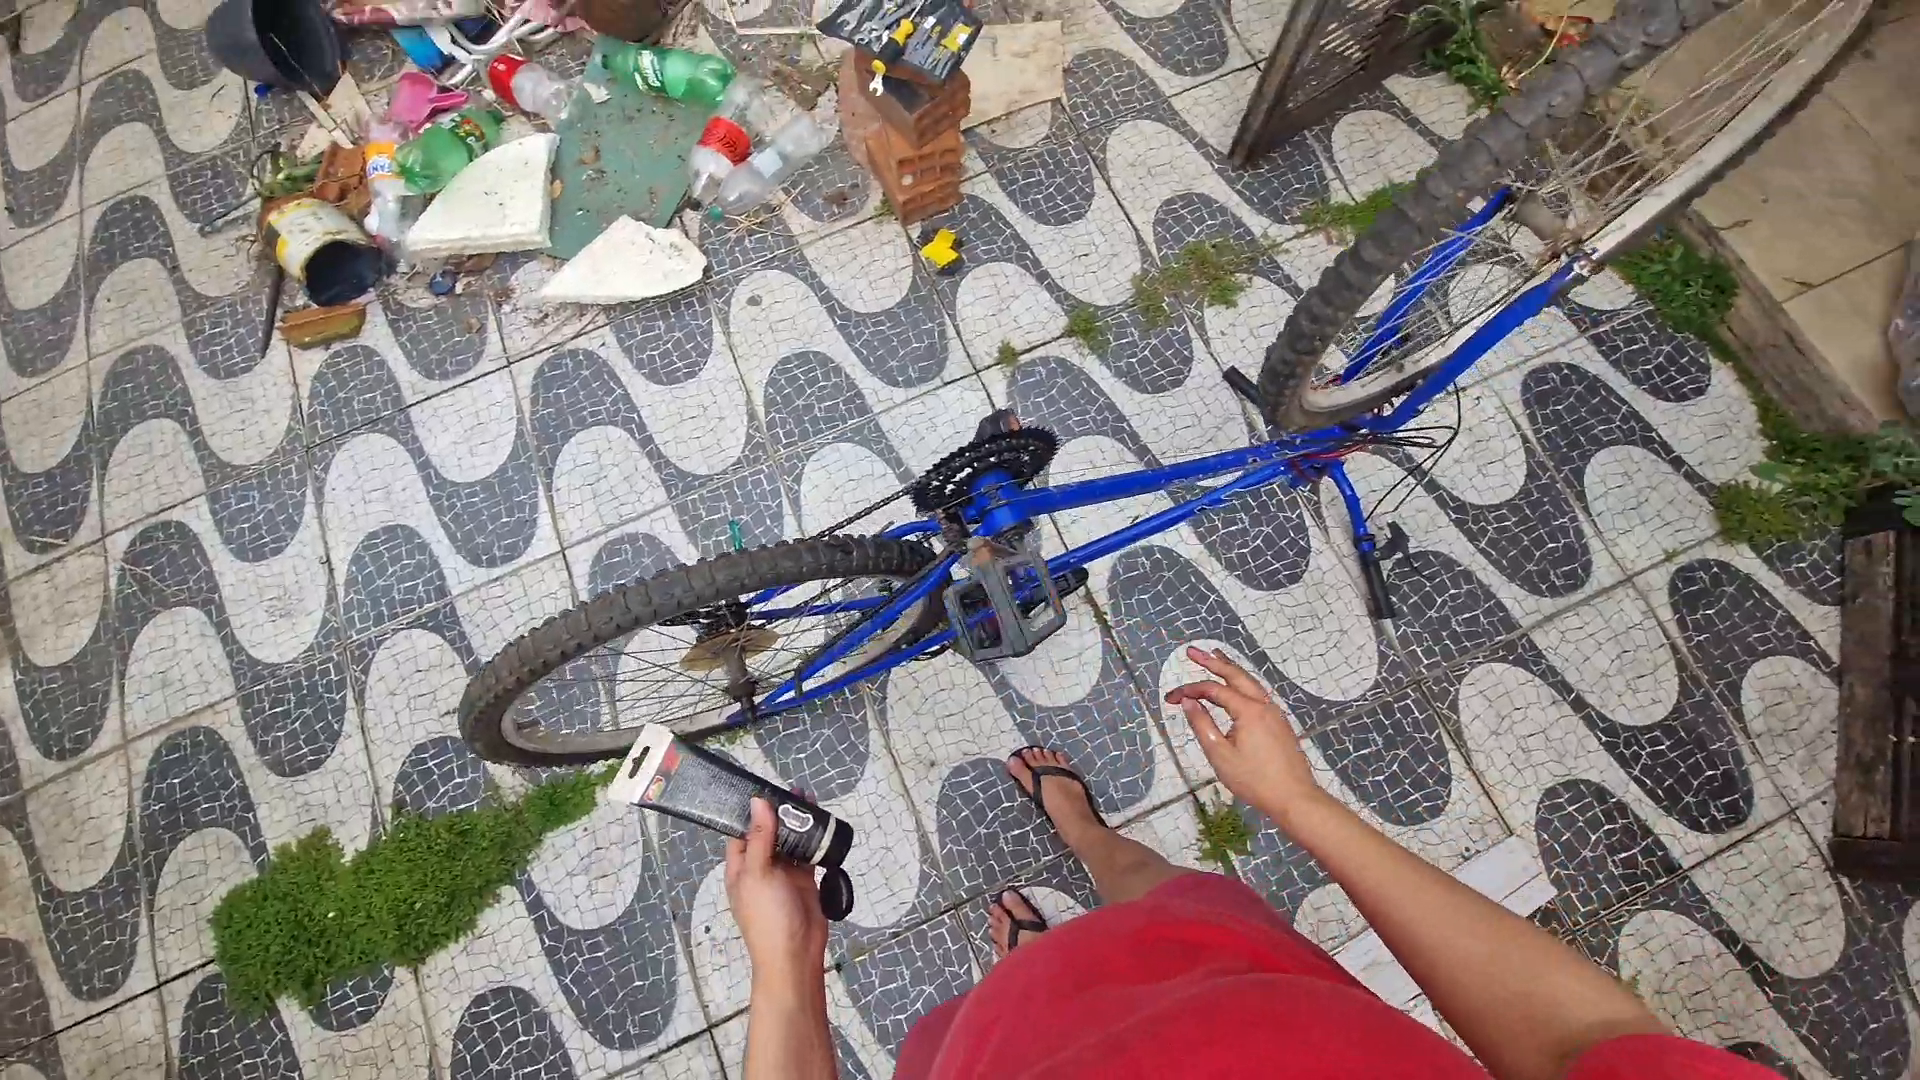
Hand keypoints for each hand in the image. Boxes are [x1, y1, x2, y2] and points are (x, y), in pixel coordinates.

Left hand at [725, 798, 827, 989]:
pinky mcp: (805, 879)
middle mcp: (761, 867)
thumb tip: (758, 801)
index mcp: (740, 867)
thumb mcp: (758, 874)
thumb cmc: (768, 916)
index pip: (742, 832)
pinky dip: (814, 838)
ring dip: (799, 822)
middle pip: (769, 832)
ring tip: (811, 798)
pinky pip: (808, 852)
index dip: (752, 811)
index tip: (766, 787)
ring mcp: (784, 873)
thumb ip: (760, 837)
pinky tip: (823, 822)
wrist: (796, 954)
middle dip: (781, 812)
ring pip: (790, 840)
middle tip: (796, 789)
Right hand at [1166, 646, 1327, 824]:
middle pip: (1235, 675)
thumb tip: (1188, 702)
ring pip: (1250, 682)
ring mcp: (1274, 713)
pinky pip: (1258, 692)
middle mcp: (1263, 705)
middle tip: (1192, 651)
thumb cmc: (1254, 780)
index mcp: (1248, 710)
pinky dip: (1242, 682)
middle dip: (1212, 661)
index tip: (1170, 698)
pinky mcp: (1279, 723)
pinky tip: (1237, 686)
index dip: (1189, 690)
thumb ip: (1202, 725)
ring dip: (1230, 668)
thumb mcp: (1220, 755)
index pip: (1213, 690)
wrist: (1295, 798)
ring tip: (1215, 657)